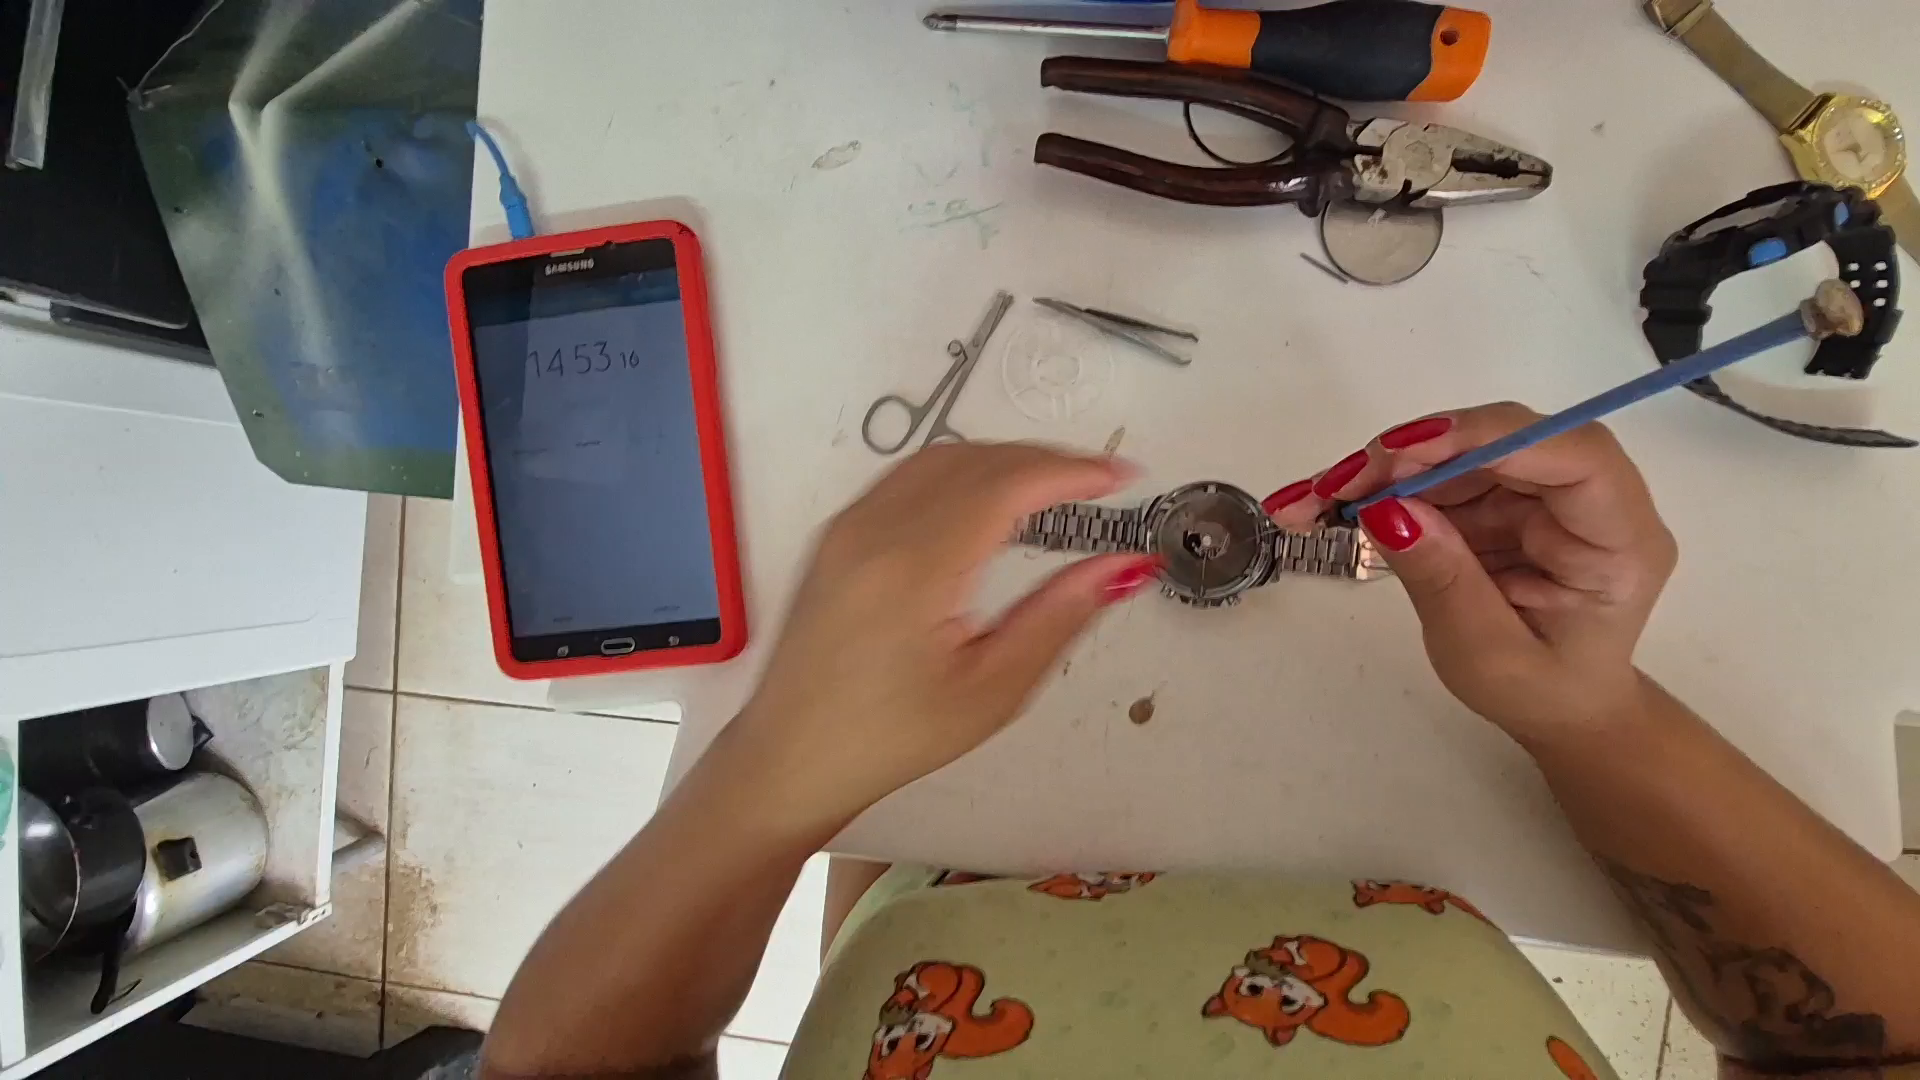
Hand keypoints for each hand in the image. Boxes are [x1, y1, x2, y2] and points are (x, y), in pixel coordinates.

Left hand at [726, 443, 1157, 832]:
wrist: (791, 757)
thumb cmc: (891, 738)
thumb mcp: (992, 691)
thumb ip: (1059, 617)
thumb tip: (1122, 567)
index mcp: (913, 568)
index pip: (1005, 484)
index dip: (1071, 470)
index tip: (1120, 475)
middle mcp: (872, 530)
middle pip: (973, 460)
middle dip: (1042, 459)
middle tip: (1094, 482)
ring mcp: (846, 527)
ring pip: (937, 459)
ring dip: (1001, 461)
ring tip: (1052, 486)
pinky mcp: (835, 536)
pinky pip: (906, 478)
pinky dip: (960, 472)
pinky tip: (986, 499)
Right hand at [1264, 402, 1677, 737]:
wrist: (1555, 708)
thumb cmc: (1536, 690)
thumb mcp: (1485, 651)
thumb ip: (1442, 579)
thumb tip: (1384, 508)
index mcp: (1615, 541)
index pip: (1570, 458)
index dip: (1486, 437)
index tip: (1398, 452)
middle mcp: (1579, 501)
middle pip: (1496, 444)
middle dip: (1406, 456)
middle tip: (1329, 488)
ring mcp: (1531, 497)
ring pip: (1449, 455)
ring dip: (1373, 473)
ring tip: (1305, 503)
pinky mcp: (1492, 503)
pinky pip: (1428, 479)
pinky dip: (1371, 490)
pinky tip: (1319, 505)